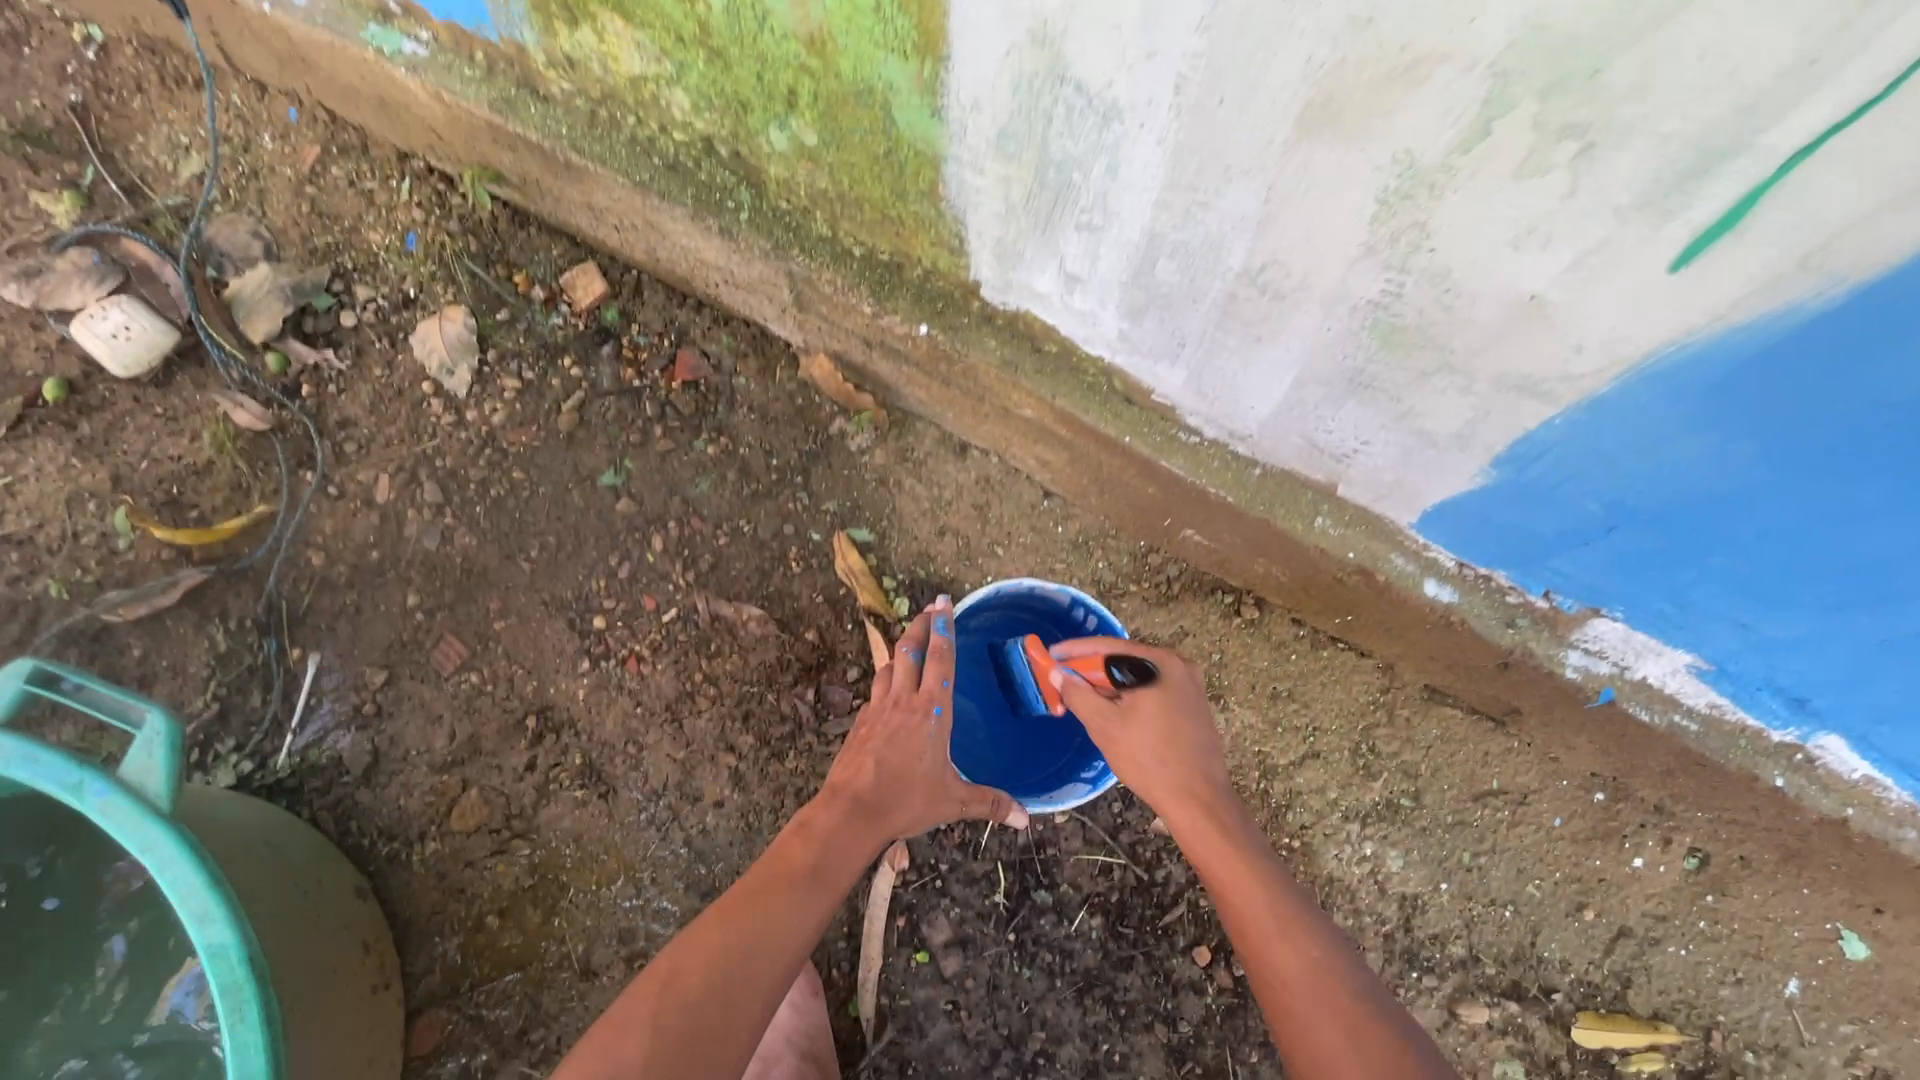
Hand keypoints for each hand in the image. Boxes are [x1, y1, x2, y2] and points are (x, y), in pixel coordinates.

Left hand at [818, 595, 1027, 848]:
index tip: (943, 604)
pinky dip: (884, 682)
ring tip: (909, 644)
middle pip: (909, 651)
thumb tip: (1025, 817)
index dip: (943, 628)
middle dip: (920, 626)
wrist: (850, 811)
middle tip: (929, 609)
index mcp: (931, 712)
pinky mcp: (860, 723)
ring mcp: (877, 710)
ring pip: (888, 666)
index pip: (940, 659)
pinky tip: (888, 691)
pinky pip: (874, 692)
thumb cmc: (905, 801)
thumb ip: (989, 803)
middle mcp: (903, 702)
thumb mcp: (953, 802)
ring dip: (900, 650)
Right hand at [1048, 638, 1232, 822]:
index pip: (1106, 647)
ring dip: (1109, 685)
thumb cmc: (1148, 759)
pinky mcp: (1192, 702)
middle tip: (1063, 682)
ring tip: (1083, 700)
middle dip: (1090, 671)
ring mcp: (1188, 683)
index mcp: (1157, 663)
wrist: (1198, 798)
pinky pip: (1152, 688)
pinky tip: (1113, 711)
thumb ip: (1077, 694)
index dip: (1074, 651)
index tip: (1050, 655)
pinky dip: (1129, 694)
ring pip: (1137, 676)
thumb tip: (1058, 674)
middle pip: (1123, 660)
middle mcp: (1176, 664)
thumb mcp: (1104, 725)